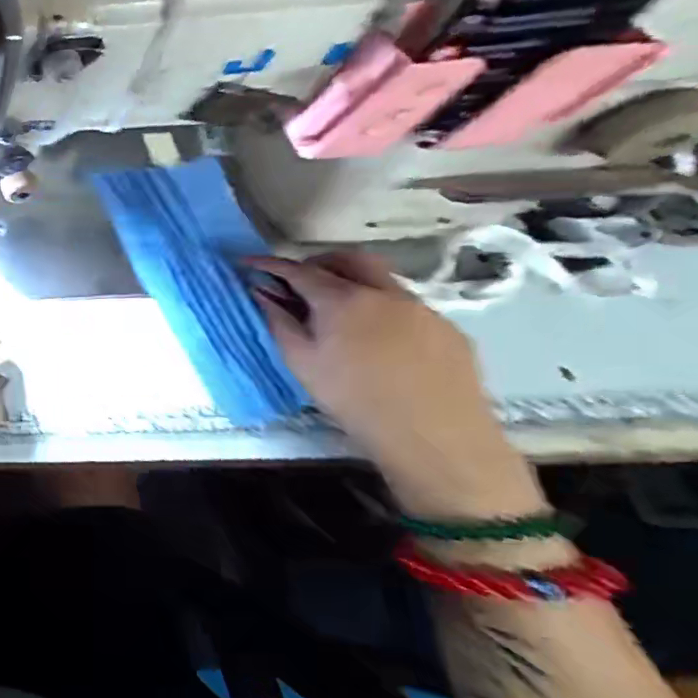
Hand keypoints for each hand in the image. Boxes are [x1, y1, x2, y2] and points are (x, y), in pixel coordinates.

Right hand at [249, 252, 545, 519]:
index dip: (270, 264)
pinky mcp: (447, 328)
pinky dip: (383, 310)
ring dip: (355, 284)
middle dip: (318, 262)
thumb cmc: (355, 402)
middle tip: (300, 281)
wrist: (435, 438)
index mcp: (343, 300)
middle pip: (347, 258)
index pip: (299, 270)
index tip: (250, 263)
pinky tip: (381, 342)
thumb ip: (279, 322)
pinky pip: (408, 306)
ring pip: (382, 280)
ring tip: (341, 313)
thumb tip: (262, 293)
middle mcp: (384, 292)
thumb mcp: (302, 365)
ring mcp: (421, 308)